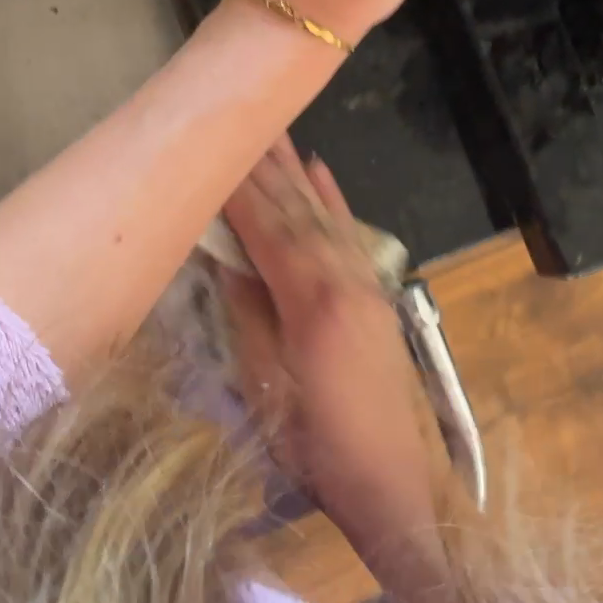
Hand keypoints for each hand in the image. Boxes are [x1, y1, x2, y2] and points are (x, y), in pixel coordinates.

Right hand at [220, 139, 450, 534]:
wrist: (392, 484)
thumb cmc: (315, 447)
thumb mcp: (265, 387)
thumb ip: (248, 312)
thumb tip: (228, 257)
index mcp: (312, 300)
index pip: (268, 228)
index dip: (237, 189)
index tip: (210, 149)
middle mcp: (345, 277)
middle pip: (298, 209)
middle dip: (265, 163)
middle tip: (240, 117)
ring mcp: (366, 283)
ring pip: (324, 213)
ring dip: (295, 169)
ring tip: (273, 128)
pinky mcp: (376, 294)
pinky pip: (352, 233)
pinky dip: (334, 197)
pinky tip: (322, 170)